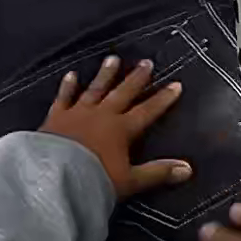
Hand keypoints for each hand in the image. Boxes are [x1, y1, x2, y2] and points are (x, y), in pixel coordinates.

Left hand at [41, 55, 191, 198]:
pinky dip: (67, 86)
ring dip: (105, 74)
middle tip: (146, 62)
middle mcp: (102, 115)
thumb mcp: (130, 180)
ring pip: (95, 89)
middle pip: (123, 93)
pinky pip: (64, 97)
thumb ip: (157, 172)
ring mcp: (78, 113)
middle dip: (136, 78)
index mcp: (121, 129)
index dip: (163, 99)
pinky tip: (70, 75)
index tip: (176, 84)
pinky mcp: (55, 117)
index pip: (148, 111)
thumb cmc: (93, 180)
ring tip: (113, 59)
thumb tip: (188, 169)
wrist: (53, 178)